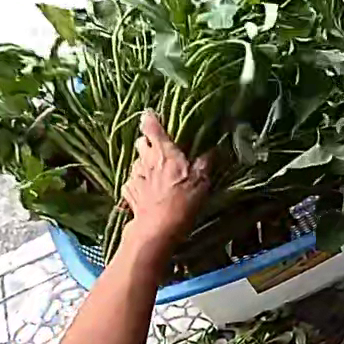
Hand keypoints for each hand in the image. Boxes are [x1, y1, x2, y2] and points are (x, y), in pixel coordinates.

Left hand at [121, 110, 209, 253]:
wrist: (157, 229)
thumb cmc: (182, 202)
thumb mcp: (202, 182)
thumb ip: (206, 163)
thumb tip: (214, 149)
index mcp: (164, 152)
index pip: (152, 127)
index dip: (151, 119)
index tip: (152, 115)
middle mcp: (145, 160)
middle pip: (141, 142)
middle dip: (148, 143)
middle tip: (161, 150)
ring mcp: (134, 176)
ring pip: (137, 161)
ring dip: (145, 163)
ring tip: (157, 174)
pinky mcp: (128, 191)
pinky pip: (133, 181)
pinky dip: (140, 182)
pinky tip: (149, 191)